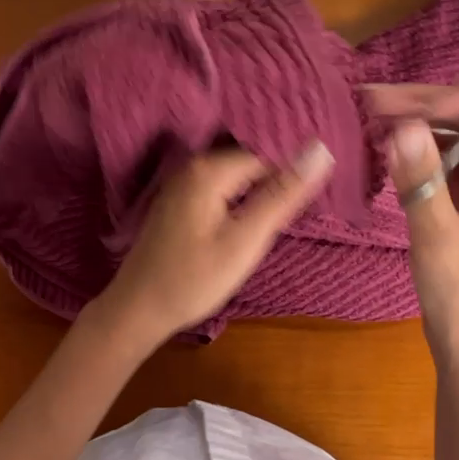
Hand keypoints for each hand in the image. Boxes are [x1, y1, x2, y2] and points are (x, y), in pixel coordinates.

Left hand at [89, 142, 333, 348]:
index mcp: (208, 169)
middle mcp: (191, 166)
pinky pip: (221, 186)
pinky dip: (241, 194)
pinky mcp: (178, 202)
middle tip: (309, 190)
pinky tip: (255, 211)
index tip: (320, 183)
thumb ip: (282, 196)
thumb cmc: (192, 281)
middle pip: (251, 157)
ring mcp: (181, 183)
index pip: (269, 150)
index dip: (296, 165)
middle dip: (280, 170)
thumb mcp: (244, 241)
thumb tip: (320, 152)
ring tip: (290, 199)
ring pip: (237, 172)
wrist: (138, 310)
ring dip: (262, 183)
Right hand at [365, 77, 458, 380]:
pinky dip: (424, 154)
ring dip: (423, 127)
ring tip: (372, 121)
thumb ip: (421, 181)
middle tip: (375, 104)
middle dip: (433, 107)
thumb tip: (401, 127)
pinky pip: (455, 163)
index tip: (420, 106)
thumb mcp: (439, 240)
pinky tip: (387, 152)